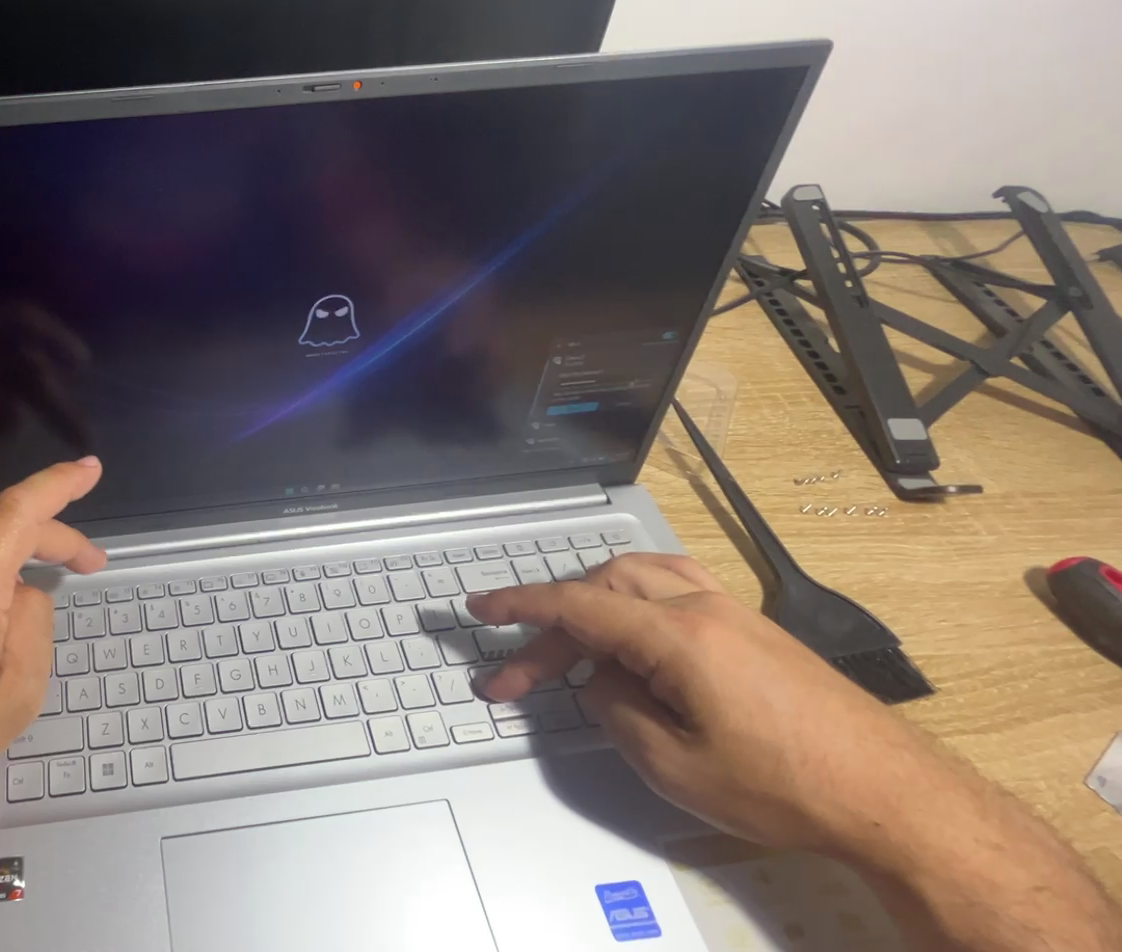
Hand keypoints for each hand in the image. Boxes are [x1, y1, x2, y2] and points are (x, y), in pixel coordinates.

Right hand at [467, 552, 939, 855]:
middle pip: (601, 588)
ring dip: (593, 602)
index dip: (518, 606)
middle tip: (526, 675)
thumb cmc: (783, 787)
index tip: (477, 608)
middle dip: (553, 628)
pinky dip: (634, 598)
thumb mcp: (672, 766)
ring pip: (638, 575)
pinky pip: (674, 585)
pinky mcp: (753, 626)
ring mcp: (731, 611)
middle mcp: (701, 606)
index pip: (576, 606)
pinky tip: (634, 628)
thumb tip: (605, 680)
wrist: (897, 799)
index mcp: (677, 636)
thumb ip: (616, 709)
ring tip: (572, 641)